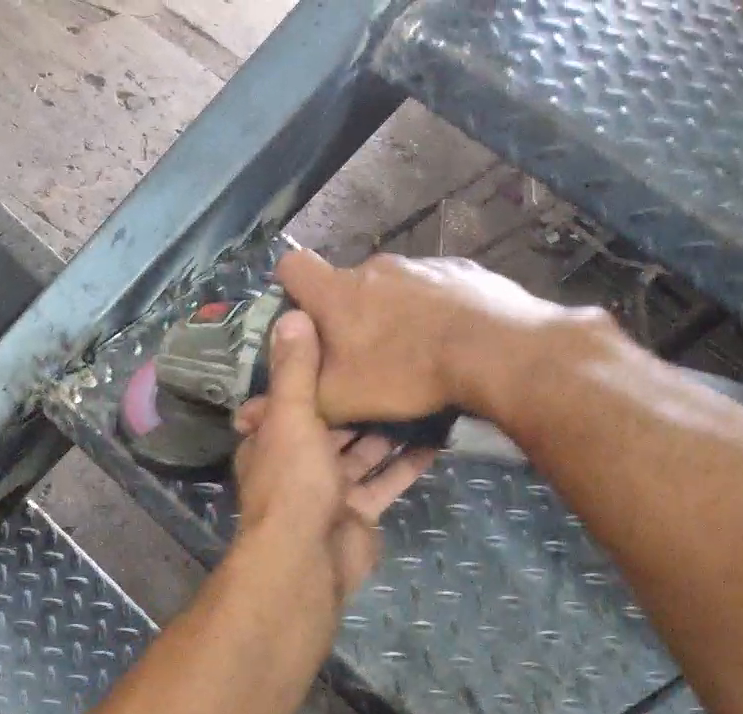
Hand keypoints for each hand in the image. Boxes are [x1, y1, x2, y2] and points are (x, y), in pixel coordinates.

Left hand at [231, 311, 434, 600]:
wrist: (308, 557)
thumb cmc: (294, 482)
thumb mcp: (291, 416)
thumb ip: (296, 371)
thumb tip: (290, 316)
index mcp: (270, 440)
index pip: (292, 400)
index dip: (317, 375)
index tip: (351, 345)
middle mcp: (295, 463)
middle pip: (331, 426)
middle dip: (362, 403)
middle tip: (403, 367)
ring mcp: (327, 491)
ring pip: (361, 453)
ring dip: (389, 431)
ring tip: (428, 396)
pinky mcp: (358, 513)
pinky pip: (385, 482)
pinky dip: (406, 464)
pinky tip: (439, 439)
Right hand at [275, 249, 597, 423]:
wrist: (500, 352)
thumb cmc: (402, 373)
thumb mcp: (335, 400)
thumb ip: (289, 401)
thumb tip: (243, 417)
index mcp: (336, 293)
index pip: (292, 267)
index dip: (286, 286)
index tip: (295, 315)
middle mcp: (375, 267)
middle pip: (344, 285)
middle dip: (343, 315)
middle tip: (352, 357)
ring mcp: (424, 266)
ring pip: (390, 289)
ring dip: (388, 314)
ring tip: (405, 356)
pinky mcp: (466, 272)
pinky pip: (433, 291)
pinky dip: (429, 313)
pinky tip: (444, 345)